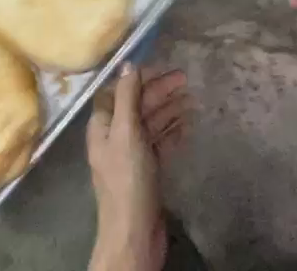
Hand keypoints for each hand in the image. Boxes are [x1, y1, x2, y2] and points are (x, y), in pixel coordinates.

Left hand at [86, 64, 188, 270]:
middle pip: (137, 105)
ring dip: (169, 108)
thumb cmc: (127, 179)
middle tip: (186, 79)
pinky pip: (160, 142)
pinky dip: (172, 131)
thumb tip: (128, 63)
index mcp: (103, 125)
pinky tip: (188, 125)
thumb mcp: (126, 132)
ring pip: (150, 123)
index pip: (118, 91)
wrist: (134, 233)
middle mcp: (115, 137)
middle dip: (159, 91)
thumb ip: (127, 97)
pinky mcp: (147, 170)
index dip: (138, 78)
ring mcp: (132, 155)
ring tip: (193, 99)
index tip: (162, 67)